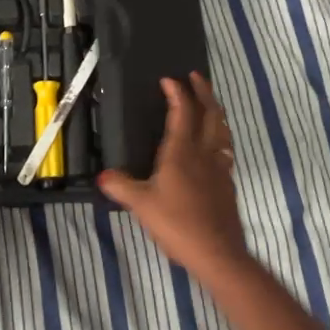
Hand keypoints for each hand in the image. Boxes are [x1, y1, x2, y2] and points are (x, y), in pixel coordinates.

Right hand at [98, 72, 248, 279]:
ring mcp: (219, 168)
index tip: (168, 79)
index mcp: (181, 151)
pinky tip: (216, 146)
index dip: (176, 92)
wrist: (218, 253)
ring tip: (211, 103)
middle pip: (210, 113)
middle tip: (195, 76)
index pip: (182, 111)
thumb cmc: (177, 223)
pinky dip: (221, 138)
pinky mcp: (228, 185)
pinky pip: (225, 151)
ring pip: (222, 130)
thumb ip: (121, 187)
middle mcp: (203, 153)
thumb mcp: (141, 205)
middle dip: (204, 91)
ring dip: (216, 111)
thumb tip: (101, 176)